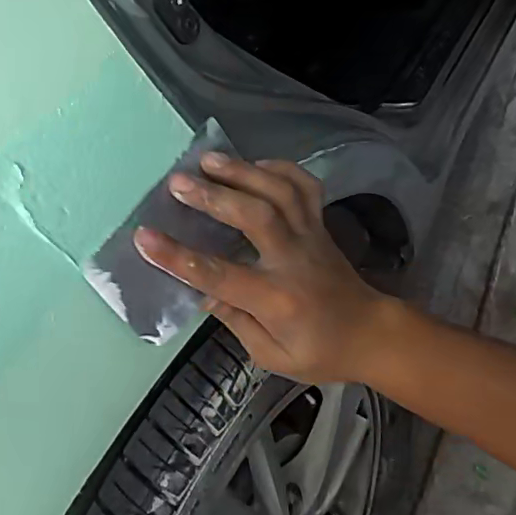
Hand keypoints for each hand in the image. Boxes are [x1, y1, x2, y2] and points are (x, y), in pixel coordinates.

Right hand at [133, 152, 409, 383]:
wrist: (371, 332)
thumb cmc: (319, 351)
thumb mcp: (271, 355)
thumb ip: (236, 320)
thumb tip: (202, 290)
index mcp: (278, 299)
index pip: (221, 275)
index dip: (178, 257)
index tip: (144, 238)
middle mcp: (294, 259)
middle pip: (256, 217)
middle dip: (215, 196)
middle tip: (178, 182)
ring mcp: (311, 235)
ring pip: (281, 192)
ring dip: (244, 171)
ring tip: (208, 159)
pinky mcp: (321, 223)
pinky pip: (305, 186)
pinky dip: (281, 168)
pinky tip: (255, 164)